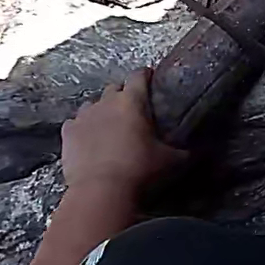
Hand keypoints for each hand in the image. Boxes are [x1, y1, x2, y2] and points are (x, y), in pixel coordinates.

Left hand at [61, 70, 185, 197]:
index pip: (138, 76)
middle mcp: (106, 102)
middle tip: (132, 110)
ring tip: (109, 126)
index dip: (145, 75)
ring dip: (101, 111)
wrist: (100, 190)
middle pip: (114, 88)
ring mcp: (83, 116)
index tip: (149, 77)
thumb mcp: (170, 161)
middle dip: (122, 95)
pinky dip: (82, 129)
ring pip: (92, 104)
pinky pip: (75, 124)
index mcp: (132, 101)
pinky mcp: (67, 133)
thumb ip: (183, 152)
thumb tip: (196, 152)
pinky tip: (88, 140)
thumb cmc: (140, 170)